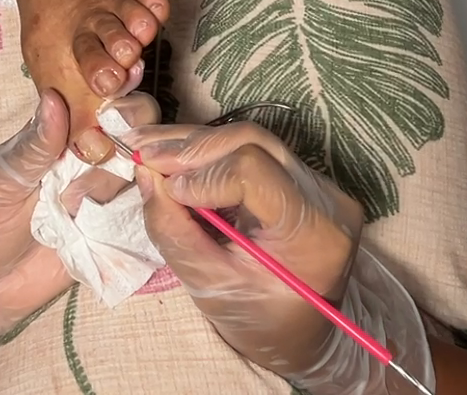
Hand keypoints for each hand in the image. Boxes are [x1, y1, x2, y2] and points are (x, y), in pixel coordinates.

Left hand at [0, 90, 157, 387]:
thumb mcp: (4, 176)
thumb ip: (35, 144)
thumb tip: (54, 97)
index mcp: (60, 133)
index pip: (96, 101)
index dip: (116, 88)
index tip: (127, 73)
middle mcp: (90, 157)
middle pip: (133, 128)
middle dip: (138, 122)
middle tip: (129, 131)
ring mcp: (105, 194)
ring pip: (143, 166)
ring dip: (150, 160)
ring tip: (145, 162)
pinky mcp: (115, 232)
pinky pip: (144, 212)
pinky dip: (157, 202)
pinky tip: (162, 196)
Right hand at [132, 121, 364, 382]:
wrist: (298, 331)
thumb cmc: (258, 320)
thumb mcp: (209, 288)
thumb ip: (174, 231)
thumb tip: (145, 174)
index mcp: (315, 233)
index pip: (254, 173)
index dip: (204, 175)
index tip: (168, 191)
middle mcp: (323, 196)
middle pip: (250, 142)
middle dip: (189, 148)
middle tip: (142, 154)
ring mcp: (313, 179)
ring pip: (243, 136)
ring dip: (190, 142)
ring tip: (144, 145)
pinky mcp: (295, 171)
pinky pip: (245, 145)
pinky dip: (202, 148)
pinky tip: (169, 150)